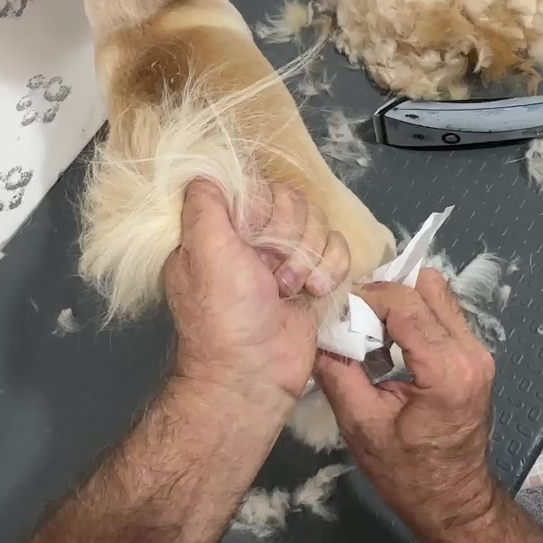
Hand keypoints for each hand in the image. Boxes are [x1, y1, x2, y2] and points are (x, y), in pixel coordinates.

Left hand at [164, 179, 349, 407]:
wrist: (254, 374)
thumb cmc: (224, 314)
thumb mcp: (203, 252)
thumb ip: (205, 204)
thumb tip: (204, 169)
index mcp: (221, 227)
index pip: (257, 186)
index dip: (264, 208)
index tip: (253, 237)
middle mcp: (252, 238)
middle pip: (293, 201)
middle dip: (290, 238)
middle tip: (273, 273)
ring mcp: (286, 257)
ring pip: (318, 222)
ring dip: (310, 257)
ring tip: (291, 289)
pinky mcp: (314, 276)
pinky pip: (338, 248)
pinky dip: (331, 269)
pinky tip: (314, 293)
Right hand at [314, 270, 499, 535]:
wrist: (454, 505)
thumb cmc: (407, 474)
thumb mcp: (360, 424)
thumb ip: (337, 369)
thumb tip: (317, 328)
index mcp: (446, 369)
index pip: (404, 303)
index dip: (365, 298)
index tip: (336, 312)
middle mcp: (471, 351)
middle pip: (425, 287)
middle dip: (382, 295)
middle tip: (352, 319)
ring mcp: (478, 351)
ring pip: (436, 293)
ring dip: (398, 303)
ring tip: (369, 330)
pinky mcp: (474, 355)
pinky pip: (441, 312)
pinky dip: (411, 315)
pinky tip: (388, 342)